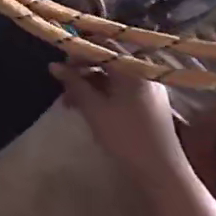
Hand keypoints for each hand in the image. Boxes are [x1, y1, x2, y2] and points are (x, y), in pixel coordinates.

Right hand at [49, 61, 185, 172]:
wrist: (161, 171)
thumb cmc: (125, 136)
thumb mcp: (94, 109)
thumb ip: (74, 83)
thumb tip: (54, 65)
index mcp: (133, 68)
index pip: (103, 44)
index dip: (79, 50)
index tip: (61, 64)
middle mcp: (143, 73)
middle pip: (108, 61)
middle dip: (82, 71)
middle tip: (62, 86)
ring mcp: (149, 89)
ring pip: (113, 77)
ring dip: (89, 85)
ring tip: (70, 104)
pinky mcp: (150, 104)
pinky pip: (122, 90)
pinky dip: (103, 94)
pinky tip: (89, 109)